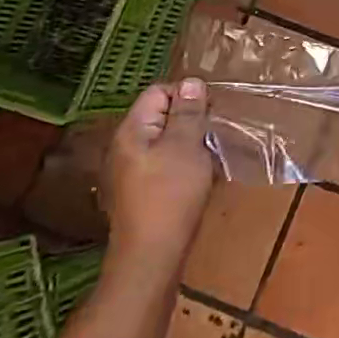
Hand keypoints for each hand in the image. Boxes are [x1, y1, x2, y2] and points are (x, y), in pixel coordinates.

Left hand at [103, 78, 215, 273]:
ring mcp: (129, 172)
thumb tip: (192, 82)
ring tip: (210, 155)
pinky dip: (183, 164)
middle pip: (161, 117)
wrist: (152, 254)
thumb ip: (188, 113)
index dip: (187, 96)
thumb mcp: (185, 146)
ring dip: (189, 144)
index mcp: (131, 131)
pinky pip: (164, 164)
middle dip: (190, 121)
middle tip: (214, 133)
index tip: (211, 112)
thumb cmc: (171, 194)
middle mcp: (124, 147)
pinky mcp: (139, 192)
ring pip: (165, 142)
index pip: (158, 92)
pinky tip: (198, 178)